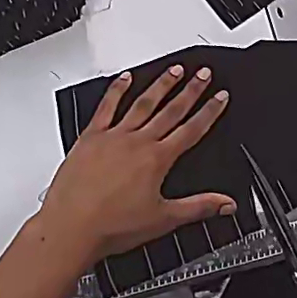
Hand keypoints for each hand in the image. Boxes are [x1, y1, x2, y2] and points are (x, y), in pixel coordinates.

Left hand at [38, 65, 234, 264]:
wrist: (71, 227)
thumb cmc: (111, 225)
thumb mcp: (163, 219)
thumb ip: (199, 208)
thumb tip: (225, 204)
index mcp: (157, 160)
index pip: (191, 130)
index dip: (209, 112)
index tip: (220, 97)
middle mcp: (137, 142)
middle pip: (171, 110)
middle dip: (191, 90)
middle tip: (203, 74)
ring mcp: (113, 136)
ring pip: (143, 103)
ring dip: (161, 85)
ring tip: (174, 70)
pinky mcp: (91, 138)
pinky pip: (107, 107)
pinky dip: (117, 90)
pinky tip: (125, 79)